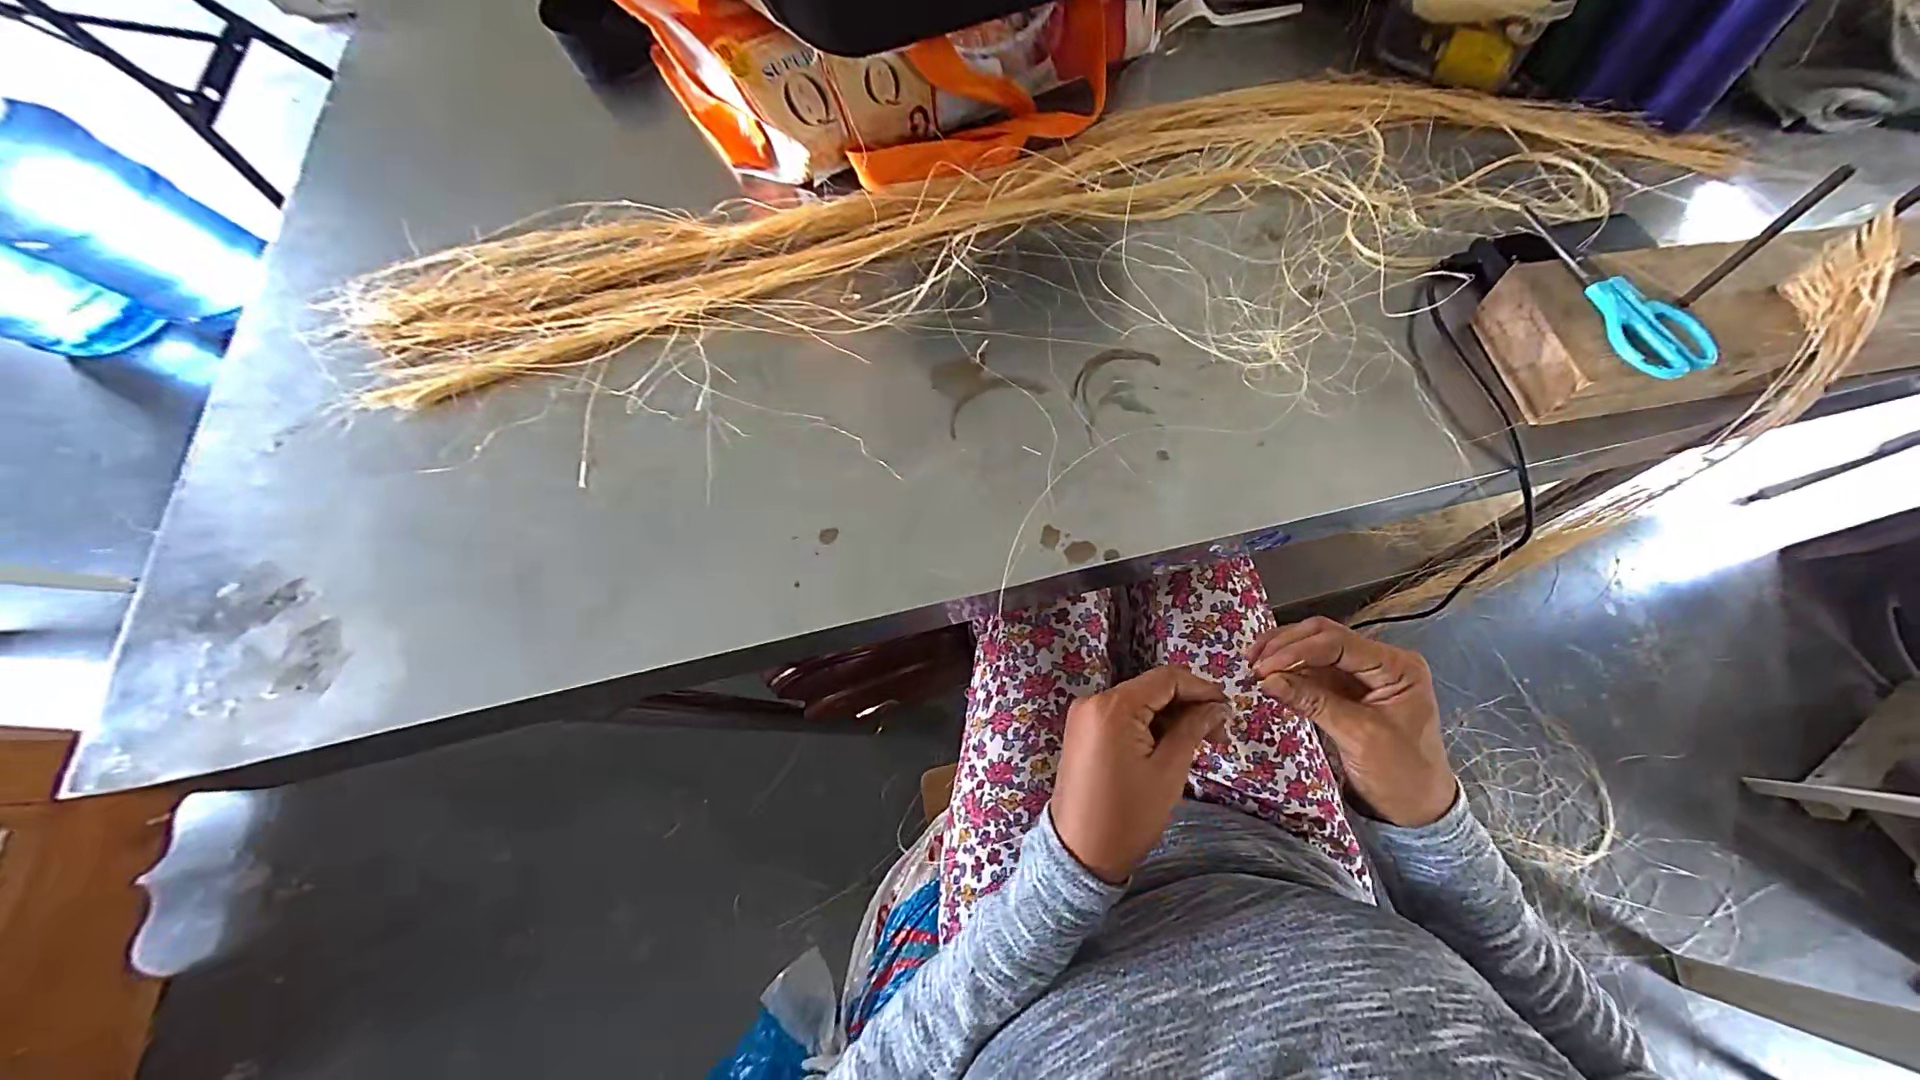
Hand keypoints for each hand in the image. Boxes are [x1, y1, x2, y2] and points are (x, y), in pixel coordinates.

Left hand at [1050, 667, 1230, 883]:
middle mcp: (1093, 701)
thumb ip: (1193, 729)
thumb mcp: (1169, 770)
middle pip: (1151, 689)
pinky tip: (1169, 746)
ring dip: (1170, 717)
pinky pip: (1122, 716)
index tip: (1228, 710)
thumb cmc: (1128, 815)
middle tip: (1219, 735)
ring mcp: (1084, 715)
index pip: (1165, 678)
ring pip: (1138, 702)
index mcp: (1112, 706)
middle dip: (1187, 706)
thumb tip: (1217, 706)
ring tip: (1198, 745)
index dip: (1202, 689)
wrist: (1081, 852)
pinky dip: (1148, 725)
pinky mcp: (1082, 731)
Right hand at [1246, 617, 1456, 827]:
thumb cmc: (1400, 773)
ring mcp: (1360, 673)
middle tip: (1252, 662)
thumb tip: (1268, 680)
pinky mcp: (1343, 687)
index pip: (1338, 643)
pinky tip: (1266, 675)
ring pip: (1312, 646)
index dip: (1297, 650)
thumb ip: (1313, 702)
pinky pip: (1309, 668)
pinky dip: (1286, 669)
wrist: (1417, 808)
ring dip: (1281, 653)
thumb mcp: (1358, 736)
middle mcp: (1379, 661)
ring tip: (1252, 665)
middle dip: (1285, 645)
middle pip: (1324, 635)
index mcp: (1397, 667)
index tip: (1263, 667)